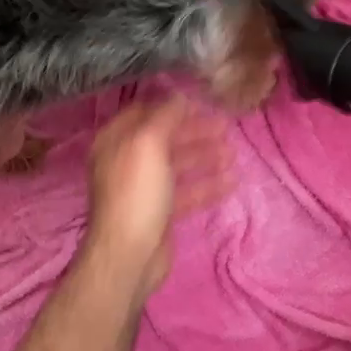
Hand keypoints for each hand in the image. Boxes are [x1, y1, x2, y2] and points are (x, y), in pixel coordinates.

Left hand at [84, 96, 234, 292]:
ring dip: (206, 158)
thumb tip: (179, 96)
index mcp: (116, 142)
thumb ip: (164, 117)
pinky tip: (231, 182)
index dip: (174, 107)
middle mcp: (126, 162)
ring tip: (233, 154)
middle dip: (196, 132)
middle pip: (165, 140)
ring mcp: (143, 190)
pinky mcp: (159, 214)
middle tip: (227, 129)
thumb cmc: (136, 195)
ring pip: (178, 166)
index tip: (204, 103)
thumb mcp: (148, 145)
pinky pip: (186, 193)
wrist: (130, 254)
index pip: (146, 114)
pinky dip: (207, 186)